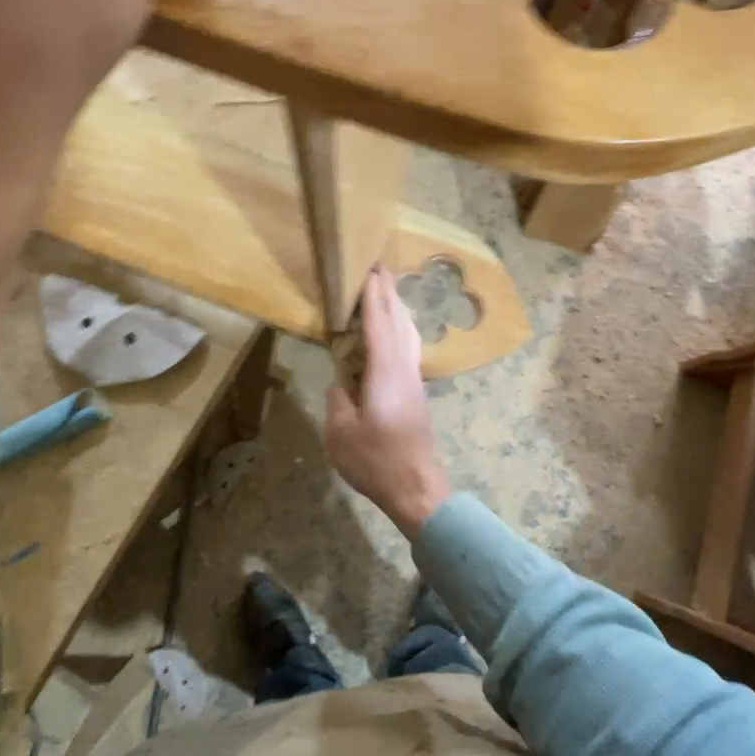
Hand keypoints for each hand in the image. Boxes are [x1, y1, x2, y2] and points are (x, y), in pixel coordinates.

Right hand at [325, 268, 452, 538]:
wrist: (416, 487)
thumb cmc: (376, 461)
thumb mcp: (341, 433)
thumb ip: (338, 400)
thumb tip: (341, 382)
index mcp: (385, 372)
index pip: (378, 323)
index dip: (372, 296)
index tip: (369, 270)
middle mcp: (404, 369)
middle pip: (398, 321)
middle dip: (388, 293)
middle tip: (379, 268)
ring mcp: (414, 380)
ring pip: (408, 333)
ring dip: (397, 309)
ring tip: (386, 292)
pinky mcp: (416, 393)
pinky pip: (408, 347)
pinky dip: (399, 329)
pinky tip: (392, 333)